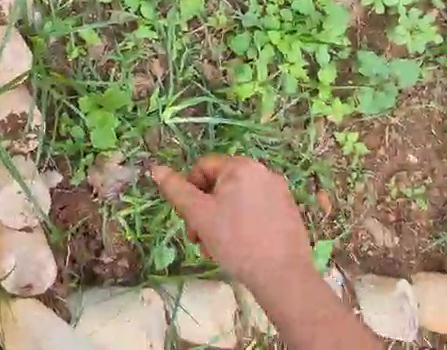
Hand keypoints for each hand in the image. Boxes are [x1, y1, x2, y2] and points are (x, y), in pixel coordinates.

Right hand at [150, 155, 312, 290]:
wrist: (284, 280)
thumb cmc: (236, 241)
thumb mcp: (198, 214)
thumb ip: (175, 189)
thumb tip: (156, 168)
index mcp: (241, 166)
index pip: (203, 168)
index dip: (190, 192)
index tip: (189, 218)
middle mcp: (263, 173)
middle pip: (220, 186)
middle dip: (205, 211)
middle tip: (199, 237)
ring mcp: (280, 194)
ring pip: (237, 201)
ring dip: (220, 220)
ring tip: (216, 248)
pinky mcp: (290, 214)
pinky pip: (256, 211)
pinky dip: (242, 225)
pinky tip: (239, 249)